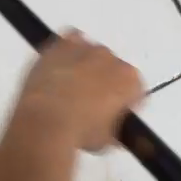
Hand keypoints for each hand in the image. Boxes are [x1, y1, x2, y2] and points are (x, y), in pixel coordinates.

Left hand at [12, 31, 143, 152]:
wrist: (45, 121)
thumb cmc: (79, 133)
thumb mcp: (105, 140)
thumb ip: (114, 129)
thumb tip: (109, 130)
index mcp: (130, 80)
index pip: (134, 89)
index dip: (122, 103)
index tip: (111, 114)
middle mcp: (112, 59)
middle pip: (112, 69)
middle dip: (103, 83)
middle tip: (86, 104)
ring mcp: (87, 48)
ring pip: (91, 55)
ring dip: (85, 67)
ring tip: (68, 89)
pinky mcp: (61, 44)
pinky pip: (71, 40)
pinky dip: (68, 50)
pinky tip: (59, 67)